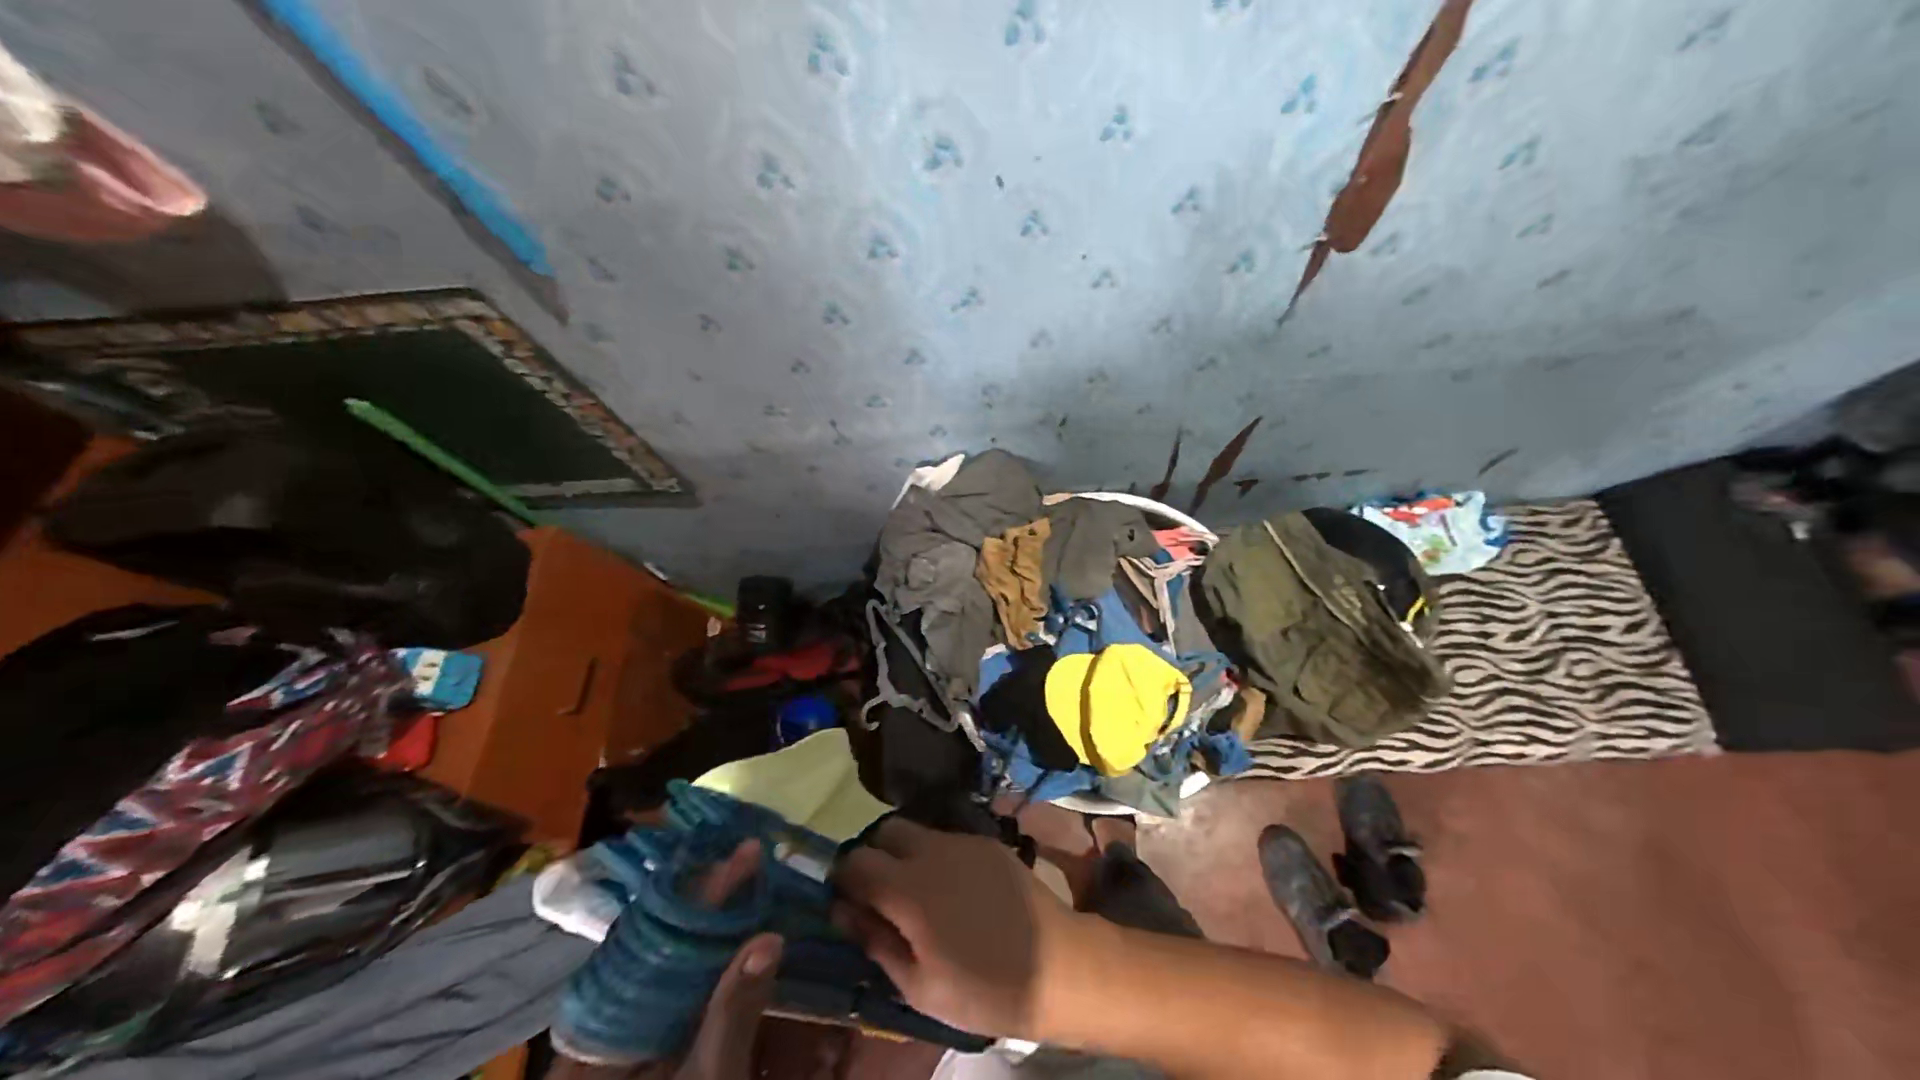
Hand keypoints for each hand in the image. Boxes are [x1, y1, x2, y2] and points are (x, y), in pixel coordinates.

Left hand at [553, 841, 782, 1079]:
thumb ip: (734, 1011)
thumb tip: (769, 936)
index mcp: (600, 1028)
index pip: (655, 936)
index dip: (706, 893)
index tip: (748, 855)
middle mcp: (604, 1019)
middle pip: (660, 940)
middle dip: (711, 901)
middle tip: (754, 863)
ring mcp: (621, 1034)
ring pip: (667, 960)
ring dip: (711, 925)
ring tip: (748, 886)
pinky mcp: (640, 1048)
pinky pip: (673, 987)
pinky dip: (707, 960)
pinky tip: (734, 942)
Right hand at [830, 818, 1097, 1040]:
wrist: (1060, 966)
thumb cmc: (984, 988)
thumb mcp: (919, 985)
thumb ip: (874, 939)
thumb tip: (842, 909)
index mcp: (909, 888)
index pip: (855, 860)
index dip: (843, 879)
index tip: (847, 901)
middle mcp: (933, 851)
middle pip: (884, 832)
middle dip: (873, 856)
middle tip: (881, 894)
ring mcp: (964, 841)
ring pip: (917, 831)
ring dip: (905, 855)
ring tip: (919, 894)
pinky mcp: (989, 843)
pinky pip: (948, 839)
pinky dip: (936, 856)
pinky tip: (953, 891)